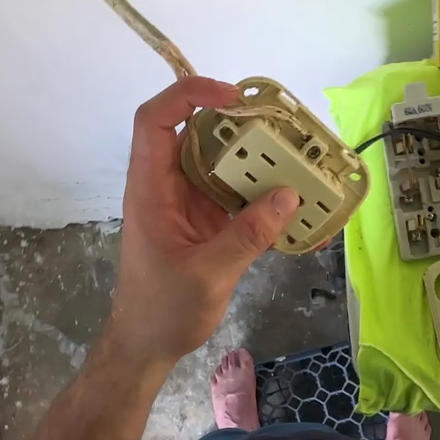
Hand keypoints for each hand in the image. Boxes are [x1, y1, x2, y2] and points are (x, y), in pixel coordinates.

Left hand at [107, 77, 299, 367]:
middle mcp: (166, 187)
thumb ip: (247, 235)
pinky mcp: (203, 221)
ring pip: (216, 161)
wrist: (146, 345)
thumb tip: (289, 196)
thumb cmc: (163, 310)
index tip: (232, 97)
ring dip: (251, 155)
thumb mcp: (208, 275)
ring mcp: (185, 203)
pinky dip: (256, 188)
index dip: (188, 95)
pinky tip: (288, 194)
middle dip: (235, 123)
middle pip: (193, 133)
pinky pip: (230, 191)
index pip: (153, 121)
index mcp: (150, 190)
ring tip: (293, 155)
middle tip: (280, 127)